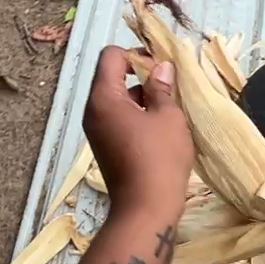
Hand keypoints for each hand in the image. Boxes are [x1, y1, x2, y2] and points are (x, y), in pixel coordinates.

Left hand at [83, 46, 193, 218]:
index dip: (137, 54)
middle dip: (142, 75)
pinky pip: (118, 119)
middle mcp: (93, 111)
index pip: (111, 56)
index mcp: (103, 98)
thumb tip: (162, 67)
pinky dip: (138, 115)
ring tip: (170, 109)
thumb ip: (162, 87)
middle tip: (171, 86)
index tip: (162, 67)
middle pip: (113, 76)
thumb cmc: (159, 158)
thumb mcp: (168, 117)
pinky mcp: (105, 147)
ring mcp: (97, 131)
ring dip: (142, 97)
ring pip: (118, 99)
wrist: (145, 209)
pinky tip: (161, 129)